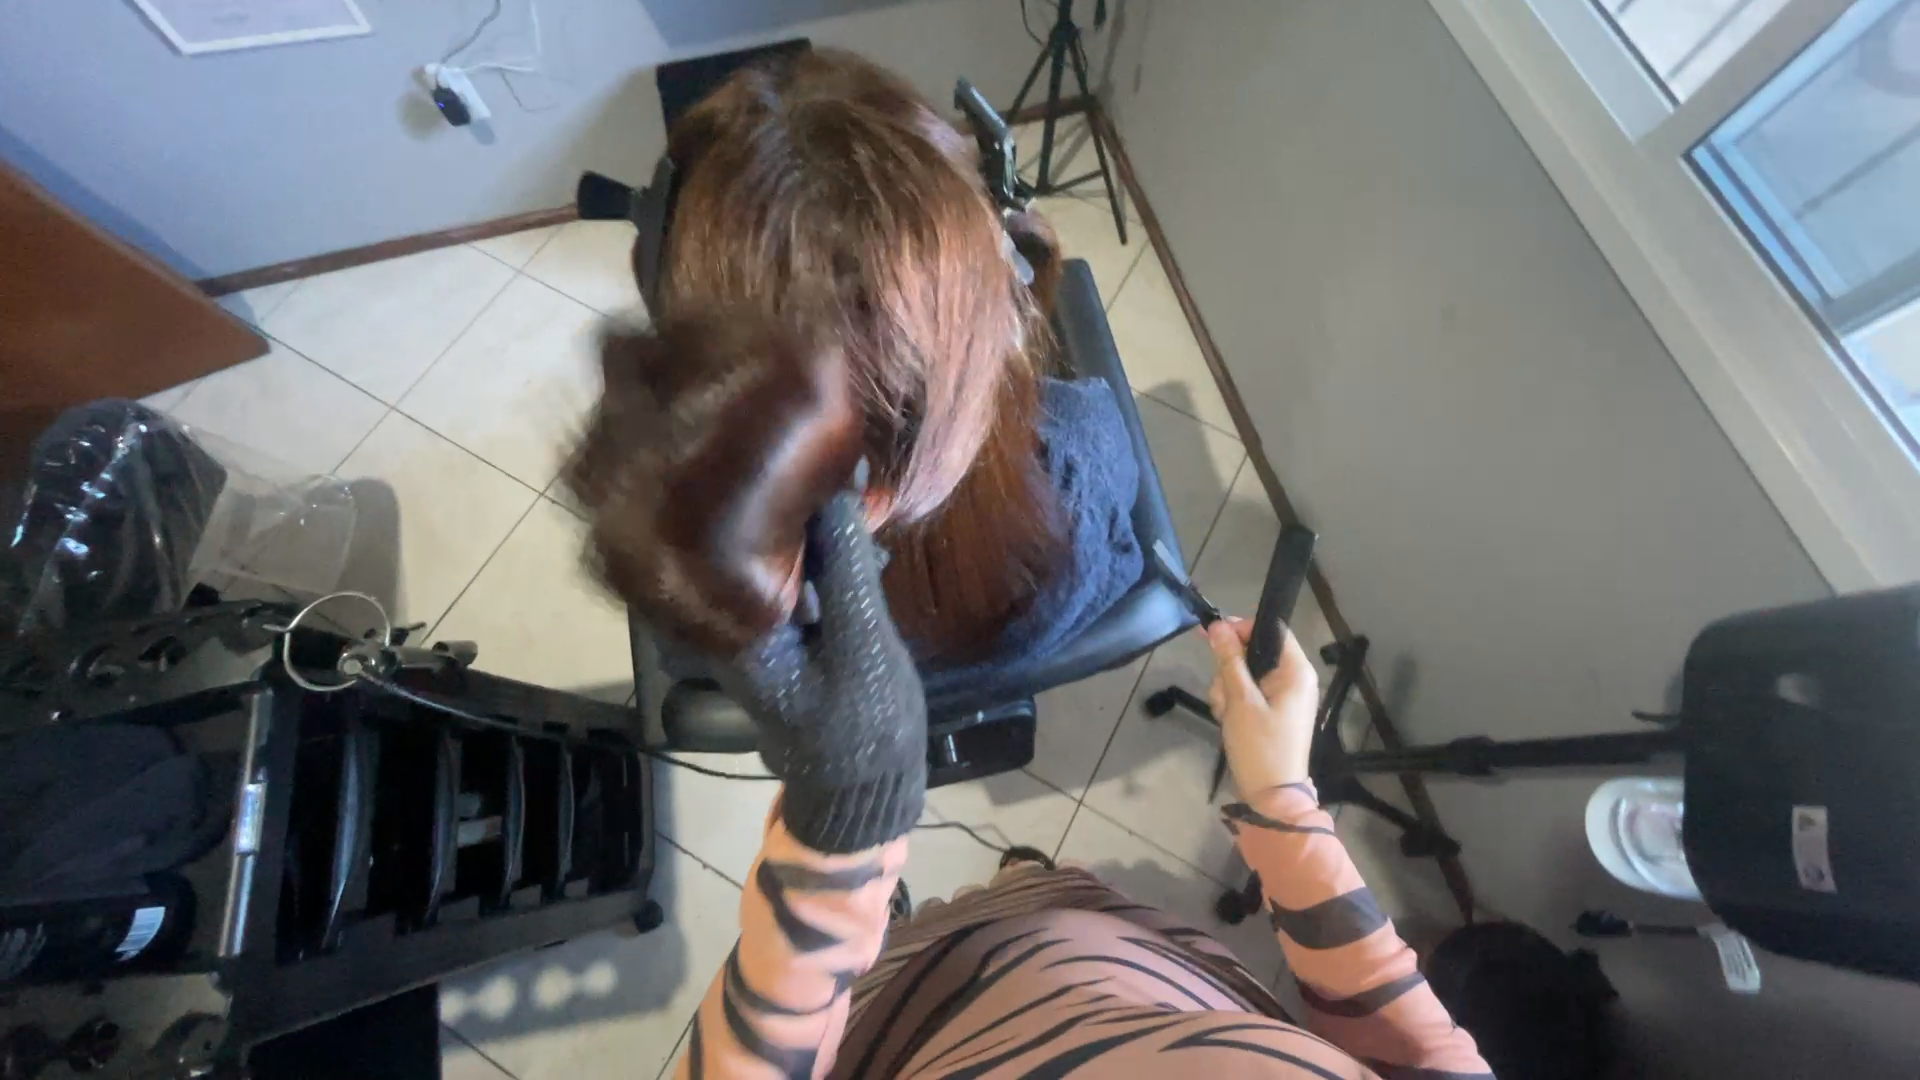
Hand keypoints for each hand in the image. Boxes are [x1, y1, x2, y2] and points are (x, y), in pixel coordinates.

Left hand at [717, 490, 927, 853]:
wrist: (868, 785)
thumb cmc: (862, 722)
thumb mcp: (862, 640)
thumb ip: (846, 564)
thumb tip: (835, 482)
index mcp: (735, 625)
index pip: (744, 537)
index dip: (784, 493)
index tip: (824, 462)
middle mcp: (732, 621)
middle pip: (758, 543)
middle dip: (807, 512)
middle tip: (854, 487)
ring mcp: (758, 629)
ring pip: (785, 559)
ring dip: (826, 538)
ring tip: (867, 530)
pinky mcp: (785, 634)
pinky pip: (803, 582)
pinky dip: (832, 567)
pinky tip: (866, 560)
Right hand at [1203, 617, 1319, 797]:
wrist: (1272, 796)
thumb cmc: (1260, 746)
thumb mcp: (1240, 701)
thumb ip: (1229, 661)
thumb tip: (1217, 626)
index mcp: (1296, 672)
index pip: (1271, 629)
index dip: (1242, 628)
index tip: (1214, 637)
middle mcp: (1293, 679)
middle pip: (1252, 651)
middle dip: (1228, 668)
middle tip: (1222, 691)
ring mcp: (1281, 696)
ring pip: (1243, 672)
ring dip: (1226, 688)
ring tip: (1225, 712)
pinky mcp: (1270, 710)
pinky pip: (1245, 691)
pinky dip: (1231, 701)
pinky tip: (1227, 719)